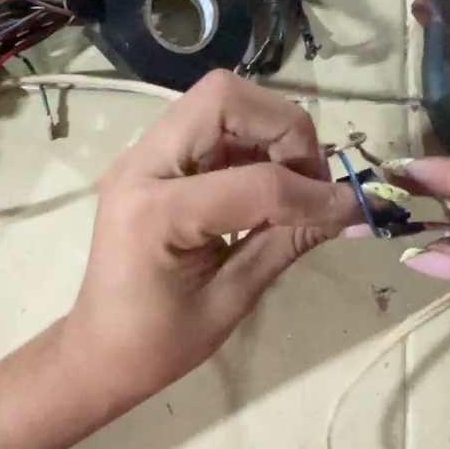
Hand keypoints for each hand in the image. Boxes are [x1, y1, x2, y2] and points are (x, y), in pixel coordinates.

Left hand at [60, 71, 358, 405]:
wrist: (99, 351)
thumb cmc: (158, 343)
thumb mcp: (230, 302)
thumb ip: (286, 245)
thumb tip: (349, 209)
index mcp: (155, 213)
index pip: (253, 180)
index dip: (312, 192)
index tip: (351, 209)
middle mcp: (140, 167)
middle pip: (224, 97)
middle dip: (284, 129)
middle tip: (309, 181)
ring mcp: (139, 159)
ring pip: (217, 102)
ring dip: (267, 132)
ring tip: (291, 185)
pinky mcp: (149, 163)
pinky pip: (207, 127)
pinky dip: (248, 143)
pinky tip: (264, 186)